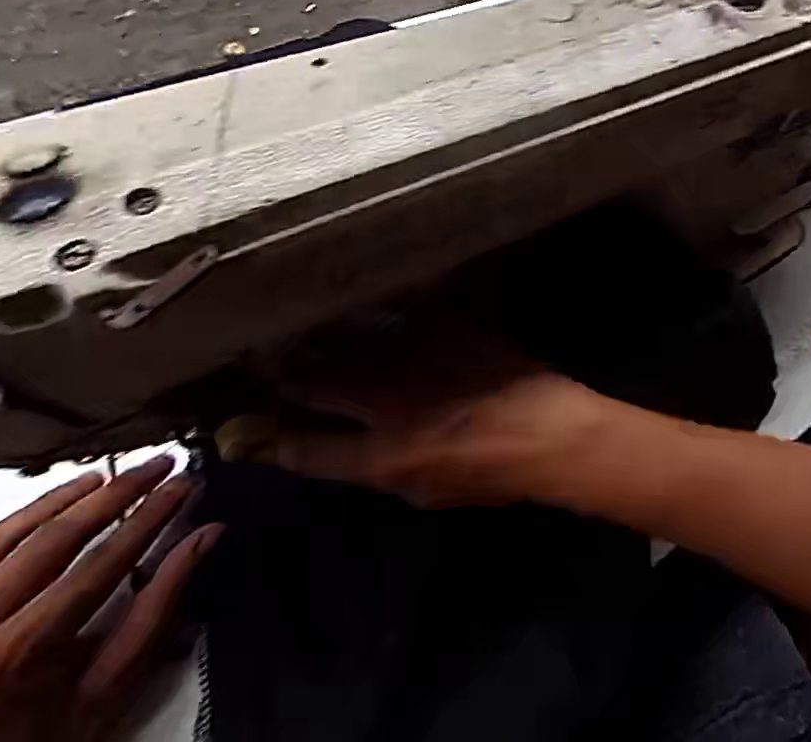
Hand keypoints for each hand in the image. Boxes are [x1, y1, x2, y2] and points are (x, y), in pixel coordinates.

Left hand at [0, 457, 220, 741]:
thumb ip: (152, 615)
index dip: (152, 515)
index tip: (185, 482)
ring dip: (42, 505)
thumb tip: (203, 539)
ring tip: (91, 479)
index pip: (103, 562)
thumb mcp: (99, 700)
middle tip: (154, 464)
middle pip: (47, 544)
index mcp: (14, 660)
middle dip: (113, 495)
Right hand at [270, 334, 613, 507]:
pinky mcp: (443, 329)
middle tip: (268, 367)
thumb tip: (349, 453)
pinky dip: (377, 322)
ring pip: (350, 342)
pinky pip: (397, 319)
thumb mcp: (427, 493)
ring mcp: (415, 359)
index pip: (307, 449)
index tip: (263, 432)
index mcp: (379, 454)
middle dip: (286, 377)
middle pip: (317, 384)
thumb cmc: (493, 473)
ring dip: (323, 341)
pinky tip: (369, 317)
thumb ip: (378, 471)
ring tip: (303, 334)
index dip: (277, 441)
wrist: (548, 427)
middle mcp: (385, 401)